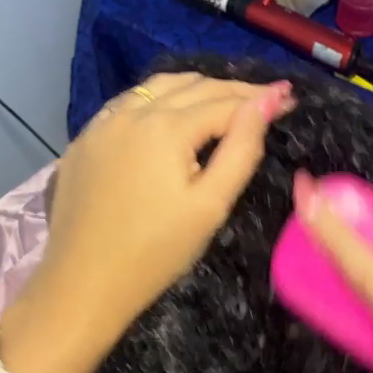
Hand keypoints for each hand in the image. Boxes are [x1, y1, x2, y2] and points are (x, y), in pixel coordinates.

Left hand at [0, 73, 293, 372]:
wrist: (81, 285)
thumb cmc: (155, 252)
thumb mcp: (210, 205)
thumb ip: (241, 149)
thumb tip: (266, 102)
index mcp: (166, 127)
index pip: (225, 102)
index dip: (262, 99)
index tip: (291, 98)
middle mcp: (132, 113)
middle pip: (193, 87)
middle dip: (233, 89)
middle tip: (267, 97)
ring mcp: (101, 125)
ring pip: (156, 87)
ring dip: (195, 88)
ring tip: (224, 98)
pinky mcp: (82, 142)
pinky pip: (127, 103)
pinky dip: (157, 99)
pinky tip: (168, 111)